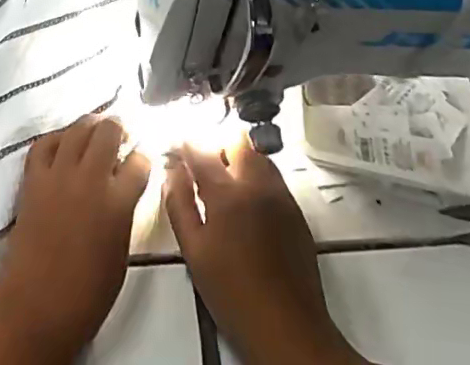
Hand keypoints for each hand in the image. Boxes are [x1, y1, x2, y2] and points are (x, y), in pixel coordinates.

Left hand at [0, 116, 150, 364]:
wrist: (35, 306)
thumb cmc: (86, 293)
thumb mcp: (121, 252)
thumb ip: (124, 212)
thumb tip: (124, 189)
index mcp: (117, 202)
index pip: (140, 161)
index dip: (144, 155)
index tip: (143, 155)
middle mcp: (89, 179)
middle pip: (109, 131)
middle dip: (120, 128)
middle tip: (123, 134)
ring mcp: (58, 174)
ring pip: (78, 128)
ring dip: (92, 125)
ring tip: (98, 129)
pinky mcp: (33, 178)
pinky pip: (45, 142)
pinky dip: (58, 137)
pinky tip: (65, 142)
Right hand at [164, 138, 367, 364]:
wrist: (288, 329)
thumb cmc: (233, 294)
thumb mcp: (193, 251)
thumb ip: (179, 203)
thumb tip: (172, 171)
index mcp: (227, 194)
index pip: (201, 150)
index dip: (184, 144)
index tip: (174, 149)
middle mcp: (258, 185)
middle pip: (237, 141)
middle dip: (216, 145)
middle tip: (202, 166)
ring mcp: (281, 196)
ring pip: (259, 156)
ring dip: (239, 158)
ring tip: (223, 184)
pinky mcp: (297, 212)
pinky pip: (274, 178)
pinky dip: (257, 177)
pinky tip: (247, 205)